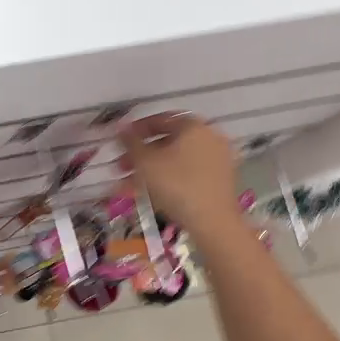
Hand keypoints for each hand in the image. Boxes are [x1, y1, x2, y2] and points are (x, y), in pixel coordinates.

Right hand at [121, 112, 243, 239]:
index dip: (136, 129)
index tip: (120, 141)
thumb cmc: (175, 185)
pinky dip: (168, 178)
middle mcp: (209, 137)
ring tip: (128, 185)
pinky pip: (187, 172)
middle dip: (141, 154)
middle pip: (168, 141)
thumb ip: (130, 142)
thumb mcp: (145, 162)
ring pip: (176, 160)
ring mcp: (217, 159)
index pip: (161, 119)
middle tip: (121, 166)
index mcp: (194, 126)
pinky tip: (149, 193)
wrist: (212, 220)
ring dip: (150, 169)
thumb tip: (120, 126)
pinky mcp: (219, 179)